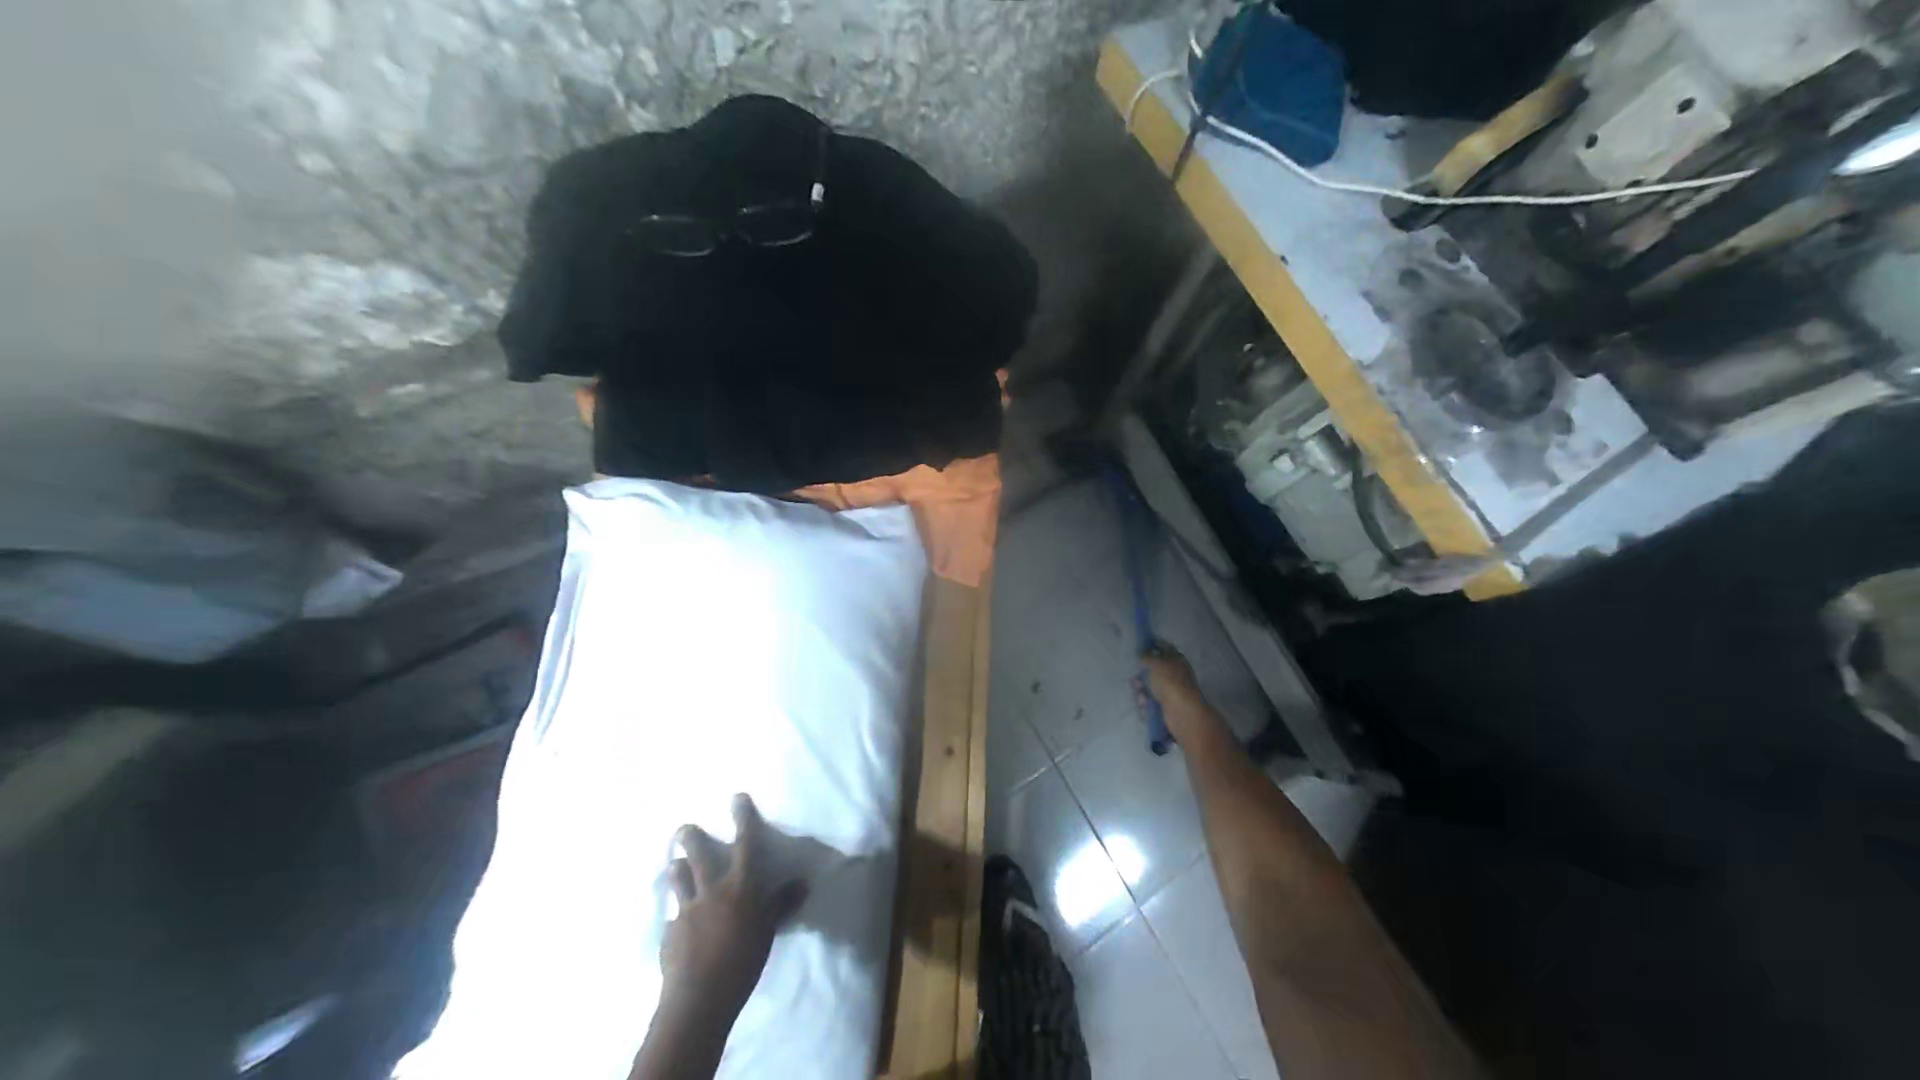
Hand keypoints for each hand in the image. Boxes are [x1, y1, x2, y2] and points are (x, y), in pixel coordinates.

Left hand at [659, 794, 808, 1019]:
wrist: (700, 997)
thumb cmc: (742, 960)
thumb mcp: (768, 931)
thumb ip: (782, 904)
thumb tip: (803, 883)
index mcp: (740, 886)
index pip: (745, 843)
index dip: (743, 818)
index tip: (737, 798)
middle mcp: (711, 890)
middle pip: (698, 854)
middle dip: (691, 837)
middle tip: (685, 827)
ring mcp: (687, 910)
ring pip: (678, 879)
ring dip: (678, 868)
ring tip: (676, 863)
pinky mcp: (670, 932)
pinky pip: (673, 915)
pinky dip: (677, 913)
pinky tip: (679, 921)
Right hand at [1140, 641, 1204, 713]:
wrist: (1181, 711)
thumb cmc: (1170, 682)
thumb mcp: (1157, 663)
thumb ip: (1147, 657)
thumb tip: (1140, 658)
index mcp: (1177, 660)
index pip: (1163, 649)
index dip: (1151, 648)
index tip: (1138, 651)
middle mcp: (1174, 674)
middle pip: (1152, 670)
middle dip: (1141, 676)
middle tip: (1135, 680)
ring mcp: (1170, 691)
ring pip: (1149, 686)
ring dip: (1141, 691)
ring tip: (1141, 696)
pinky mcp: (1164, 705)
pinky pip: (1150, 700)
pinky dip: (1145, 702)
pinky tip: (1145, 704)